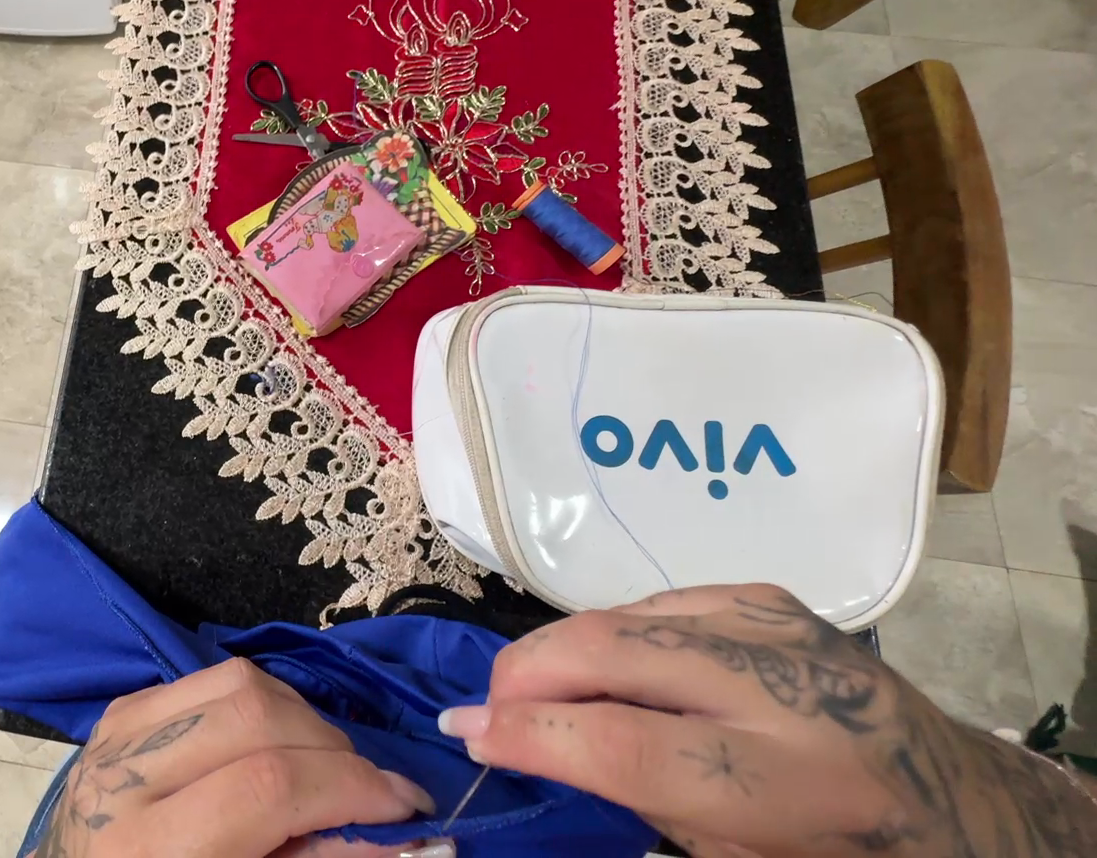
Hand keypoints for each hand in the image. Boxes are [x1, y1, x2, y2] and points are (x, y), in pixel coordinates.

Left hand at [36, 657, 452, 857]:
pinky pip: (212, 677)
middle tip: (372, 791)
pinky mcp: (124, 706)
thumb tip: (399, 834)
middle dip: (334, 748)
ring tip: (328, 765)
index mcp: (149, 847)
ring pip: (238, 680)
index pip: (266, 785)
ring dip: (304, 716)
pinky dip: (265, 702)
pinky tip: (281, 740)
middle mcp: (126, 771)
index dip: (349, 788)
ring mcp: (120, 728)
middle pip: (255, 715)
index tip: (407, 806)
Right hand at [438, 583, 1096, 857]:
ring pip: (612, 617)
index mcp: (798, 784)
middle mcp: (791, 688)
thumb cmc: (835, 854)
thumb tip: (508, 731)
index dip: (529, 732)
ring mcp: (776, 625)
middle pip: (608, 650)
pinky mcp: (762, 595)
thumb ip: (624, 786)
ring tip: (547, 691)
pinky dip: (604, 636)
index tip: (466, 730)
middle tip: (493, 704)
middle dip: (525, 671)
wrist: (961, 803)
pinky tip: (611, 668)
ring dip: (557, 653)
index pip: (626, 744)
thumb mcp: (733, 854)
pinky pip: (643, 605)